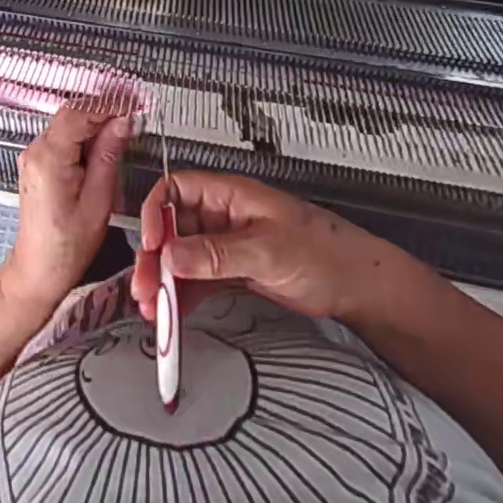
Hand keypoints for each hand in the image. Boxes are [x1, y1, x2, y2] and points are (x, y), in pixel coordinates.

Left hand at [0, 109, 131, 309]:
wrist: (39, 269)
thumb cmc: (66, 245)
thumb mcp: (99, 198)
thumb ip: (109, 154)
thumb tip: (122, 123)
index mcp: (49, 158)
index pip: (79, 113)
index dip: (108, 104)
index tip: (131, 104)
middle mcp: (36, 152)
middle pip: (72, 114)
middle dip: (104, 111)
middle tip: (133, 114)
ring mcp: (34, 157)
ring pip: (68, 124)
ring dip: (96, 123)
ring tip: (123, 131)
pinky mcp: (38, 164)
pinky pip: (63, 138)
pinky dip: (85, 136)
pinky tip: (104, 146)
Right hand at [129, 170, 409, 322]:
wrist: (357, 285)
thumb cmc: (326, 251)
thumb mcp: (267, 250)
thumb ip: (216, 253)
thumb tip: (171, 254)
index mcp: (231, 195)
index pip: (178, 189)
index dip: (156, 212)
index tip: (149, 242)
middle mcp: (224, 216)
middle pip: (173, 227)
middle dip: (154, 256)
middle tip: (146, 287)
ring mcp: (228, 244)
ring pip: (181, 256)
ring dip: (164, 281)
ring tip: (154, 308)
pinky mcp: (234, 270)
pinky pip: (197, 279)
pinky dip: (182, 295)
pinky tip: (173, 313)